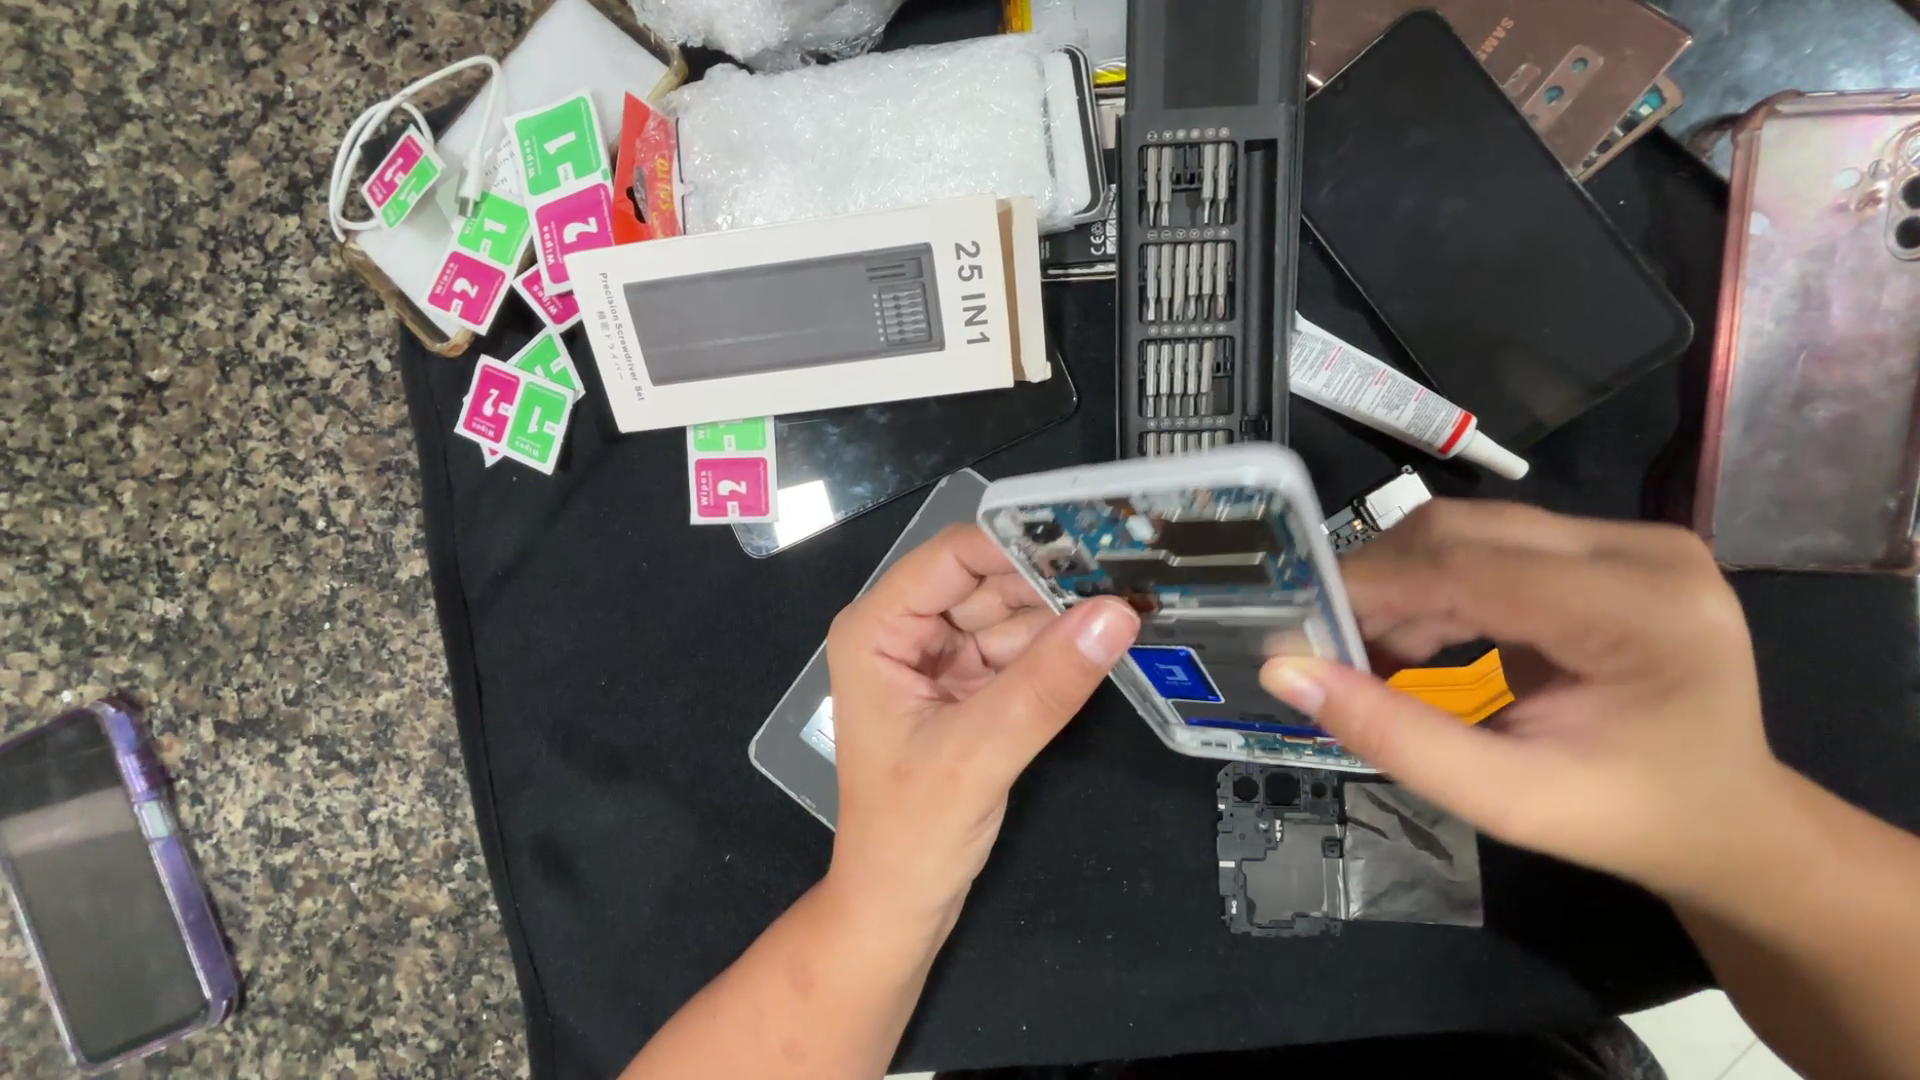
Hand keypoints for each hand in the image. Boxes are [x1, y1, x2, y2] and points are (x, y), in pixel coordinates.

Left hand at [824, 525, 1139, 920]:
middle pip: (986, 583)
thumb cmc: (912, 831)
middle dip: (1049, 585)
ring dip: (1059, 618)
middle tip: (1126, 577)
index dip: (1018, 545)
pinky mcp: (968, 687)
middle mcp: (905, 631)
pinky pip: (1018, 652)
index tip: (1090, 544)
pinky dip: (1054, 652)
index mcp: (877, 629)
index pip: (952, 558)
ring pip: (1009, 615)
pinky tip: (1098, 646)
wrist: (900, 902)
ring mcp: (938, 659)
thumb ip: (1046, 684)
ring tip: (1126, 606)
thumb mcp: (978, 752)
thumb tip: (1115, 613)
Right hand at [1260, 501, 1780, 899]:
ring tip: (1371, 651)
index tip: (1297, 623)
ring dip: (1397, 585)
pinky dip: (1426, 586)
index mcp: (1646, 615)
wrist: (1722, 815)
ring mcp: (1624, 540)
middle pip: (1460, 532)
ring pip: (1460, 531)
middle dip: (1377, 584)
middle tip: (1329, 644)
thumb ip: (1393, 735)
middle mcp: (1641, 552)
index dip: (1372, 588)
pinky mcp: (1598, 545)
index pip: (1474, 570)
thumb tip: (1284, 671)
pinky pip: (1479, 543)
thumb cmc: (1622, 817)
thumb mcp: (1503, 799)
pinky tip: (1412, 636)